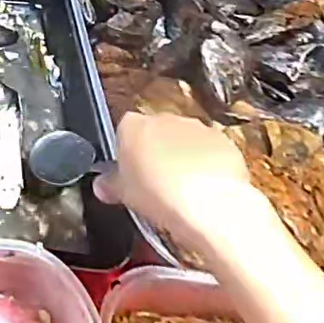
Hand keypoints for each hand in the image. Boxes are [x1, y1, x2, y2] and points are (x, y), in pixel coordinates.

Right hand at [96, 112, 265, 251]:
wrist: (208, 203)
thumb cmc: (159, 194)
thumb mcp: (124, 194)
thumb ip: (110, 185)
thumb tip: (102, 185)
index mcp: (131, 125)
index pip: (124, 134)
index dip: (129, 157)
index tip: (133, 178)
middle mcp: (161, 118)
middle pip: (154, 134)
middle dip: (157, 156)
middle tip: (157, 187)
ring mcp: (193, 127)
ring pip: (184, 142)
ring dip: (184, 160)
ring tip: (185, 194)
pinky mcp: (221, 140)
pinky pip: (211, 152)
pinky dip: (210, 167)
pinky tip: (209, 192)